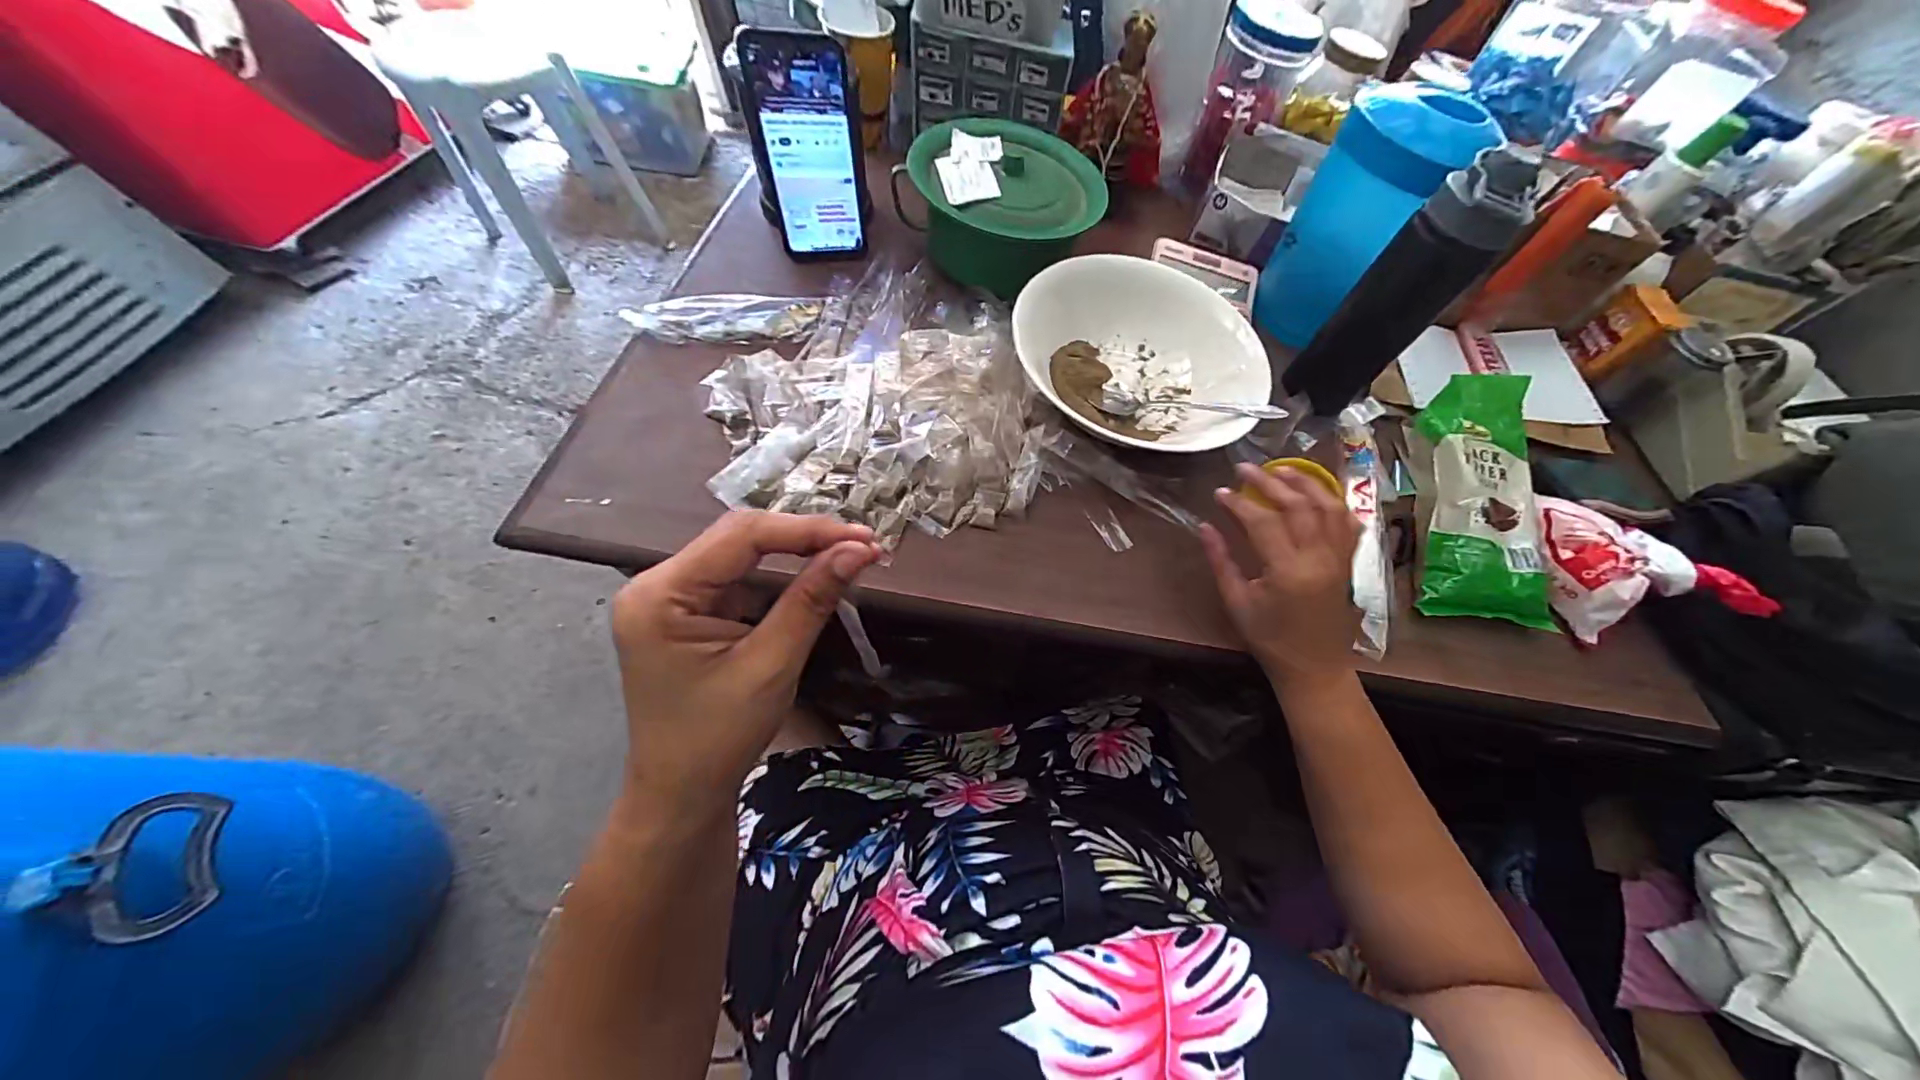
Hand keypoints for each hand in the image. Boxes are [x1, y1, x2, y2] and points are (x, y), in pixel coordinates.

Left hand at [609, 511, 879, 819]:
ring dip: (796, 556)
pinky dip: (780, 581)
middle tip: (862, 545)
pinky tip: (815, 578)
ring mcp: (671, 598)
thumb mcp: (771, 665)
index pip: (742, 535)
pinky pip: (740, 582)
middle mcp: (657, 584)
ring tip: (848, 557)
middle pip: (740, 538)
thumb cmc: (718, 738)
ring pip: (743, 557)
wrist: (681, 795)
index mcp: (661, 594)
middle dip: (804, 539)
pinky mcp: (688, 614)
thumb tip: (857, 551)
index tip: (862, 537)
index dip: (807, 530)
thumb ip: (811, 600)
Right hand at [1200, 462, 1361, 689]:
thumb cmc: (1269, 638)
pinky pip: (1347, 523)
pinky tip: (1317, 492)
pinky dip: (1333, 502)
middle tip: (1245, 469)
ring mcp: (1340, 559)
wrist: (1313, 667)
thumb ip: (1221, 561)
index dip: (1239, 503)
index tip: (1220, 492)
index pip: (1263, 521)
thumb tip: (1205, 527)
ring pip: (1328, 507)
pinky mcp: (1349, 562)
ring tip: (1281, 470)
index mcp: (1288, 571)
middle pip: (1298, 506)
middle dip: (1269, 482)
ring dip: (1305, 483)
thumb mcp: (1237, 602)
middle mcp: (1319, 558)